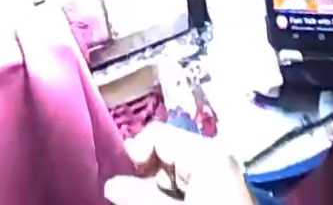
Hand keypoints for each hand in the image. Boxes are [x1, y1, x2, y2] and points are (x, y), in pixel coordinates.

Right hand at [103, 123, 253, 203]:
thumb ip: (141, 198)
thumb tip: (110, 184)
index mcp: (206, 152)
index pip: (158, 135)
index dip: (134, 156)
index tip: (116, 186)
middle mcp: (214, 156)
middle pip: (166, 155)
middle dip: (144, 180)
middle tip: (127, 202)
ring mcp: (220, 178)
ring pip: (174, 176)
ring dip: (156, 194)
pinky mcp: (221, 197)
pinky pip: (188, 190)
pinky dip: (171, 200)